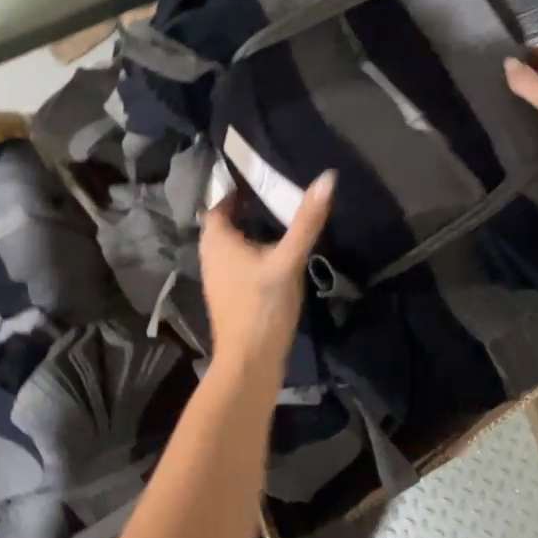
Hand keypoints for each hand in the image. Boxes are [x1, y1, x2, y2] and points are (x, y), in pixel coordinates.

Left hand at [198, 172, 335, 377]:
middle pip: (228, 220)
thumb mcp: (287, 260)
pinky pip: (240, 259)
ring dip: (254, 229)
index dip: (241, 186)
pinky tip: (279, 252)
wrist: (249, 362)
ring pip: (235, 241)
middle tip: (280, 192)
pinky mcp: (230, 292)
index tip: (266, 175)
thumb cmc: (262, 306)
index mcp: (215, 238)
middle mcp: (210, 253)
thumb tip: (327, 177)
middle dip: (250, 206)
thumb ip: (306, 220)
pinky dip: (256, 250)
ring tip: (284, 216)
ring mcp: (218, 275)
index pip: (222, 200)